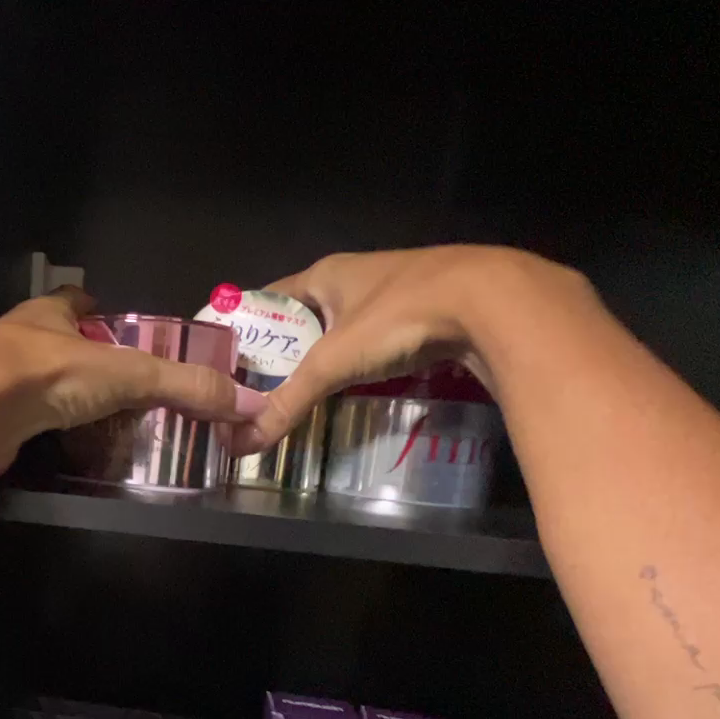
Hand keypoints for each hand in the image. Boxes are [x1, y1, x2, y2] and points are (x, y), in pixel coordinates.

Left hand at [0, 288, 267, 472]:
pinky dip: (43, 421)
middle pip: (58, 341)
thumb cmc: (45, 375)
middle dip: (85, 357)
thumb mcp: (125, 376)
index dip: (101, 313)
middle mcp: (18, 336)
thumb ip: (182, 387)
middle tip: (120, 383)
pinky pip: (23, 412)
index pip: (78, 303)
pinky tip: (61, 438)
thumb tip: (245, 403)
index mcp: (48, 312)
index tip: (123, 331)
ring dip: (62, 392)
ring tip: (98, 414)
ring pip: (36, 377)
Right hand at [227, 245, 593, 455]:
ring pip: (339, 327)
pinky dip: (357, 361)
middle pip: (302, 315)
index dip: (246, 327)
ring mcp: (391, 292)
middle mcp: (354, 276)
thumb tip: (241, 443)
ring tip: (298, 391)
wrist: (492, 302)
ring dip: (320, 355)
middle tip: (257, 386)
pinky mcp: (420, 311)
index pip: (267, 298)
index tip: (227, 361)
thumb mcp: (333, 362)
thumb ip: (288, 402)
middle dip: (281, 348)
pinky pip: (373, 339)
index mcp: (324, 274)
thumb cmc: (398, 317)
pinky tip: (351, 386)